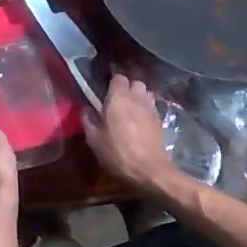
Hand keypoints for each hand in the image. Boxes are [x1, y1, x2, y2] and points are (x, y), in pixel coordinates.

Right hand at [84, 75, 183, 196]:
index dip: (112, 83)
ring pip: (145, 93)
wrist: (149, 169)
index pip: (118, 77)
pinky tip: (139, 122)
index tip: (105, 92)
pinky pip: (151, 106)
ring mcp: (151, 107)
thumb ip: (88, 119)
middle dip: (127, 88)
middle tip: (117, 102)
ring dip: (138, 98)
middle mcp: (137, 97)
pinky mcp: (160, 119)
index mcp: (118, 97)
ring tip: (129, 111)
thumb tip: (86, 109)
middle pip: (134, 82)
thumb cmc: (117, 151)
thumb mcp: (94, 138)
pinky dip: (145, 109)